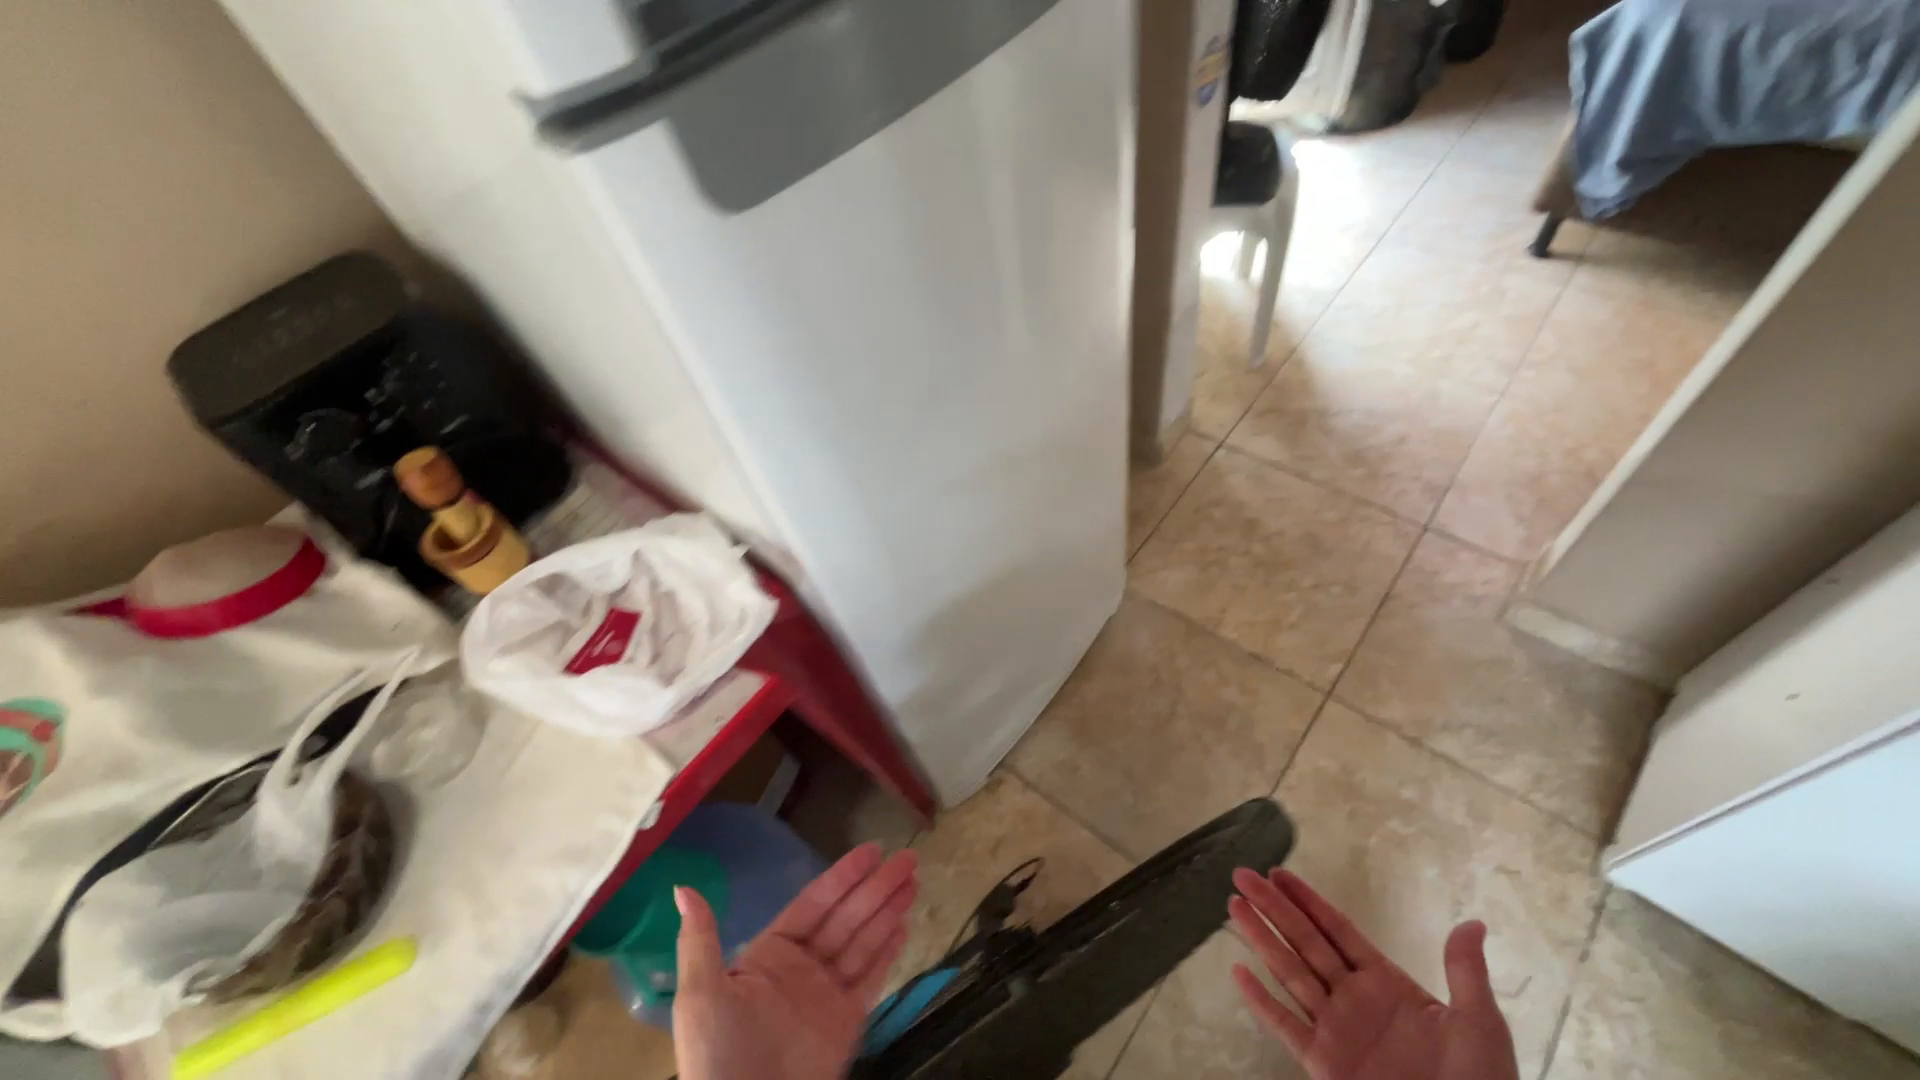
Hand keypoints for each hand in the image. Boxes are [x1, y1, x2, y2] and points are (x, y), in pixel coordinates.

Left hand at [673, 843, 918, 1079]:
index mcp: (769, 955)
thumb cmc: (718, 1055)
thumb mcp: (700, 996)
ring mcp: (826, 995)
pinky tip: (904, 926)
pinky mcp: (846, 1023)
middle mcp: (802, 968)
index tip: (871, 851)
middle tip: (907, 860)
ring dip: (888, 912)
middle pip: (846, 918)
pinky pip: (871, 979)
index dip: (843, 877)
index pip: (813, 904)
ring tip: (913, 881)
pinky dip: (888, 953)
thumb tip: (683, 887)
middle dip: (876, 888)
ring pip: (863, 943)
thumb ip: (700, 940)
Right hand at [1228, 868, 1519, 1079]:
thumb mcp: (1480, 1025)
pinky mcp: (1322, 1063)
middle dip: (1273, 907)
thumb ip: (1465, 973)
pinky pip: (1284, 1025)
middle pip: (1304, 942)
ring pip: (1288, 972)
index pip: (1338, 930)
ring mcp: (1334, 1030)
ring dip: (1260, 939)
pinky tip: (1236, 972)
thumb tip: (1473, 923)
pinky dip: (1259, 999)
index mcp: (1386, 983)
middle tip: (1243, 875)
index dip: (1308, 901)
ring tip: (1233, 906)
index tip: (1278, 873)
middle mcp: (1352, 998)